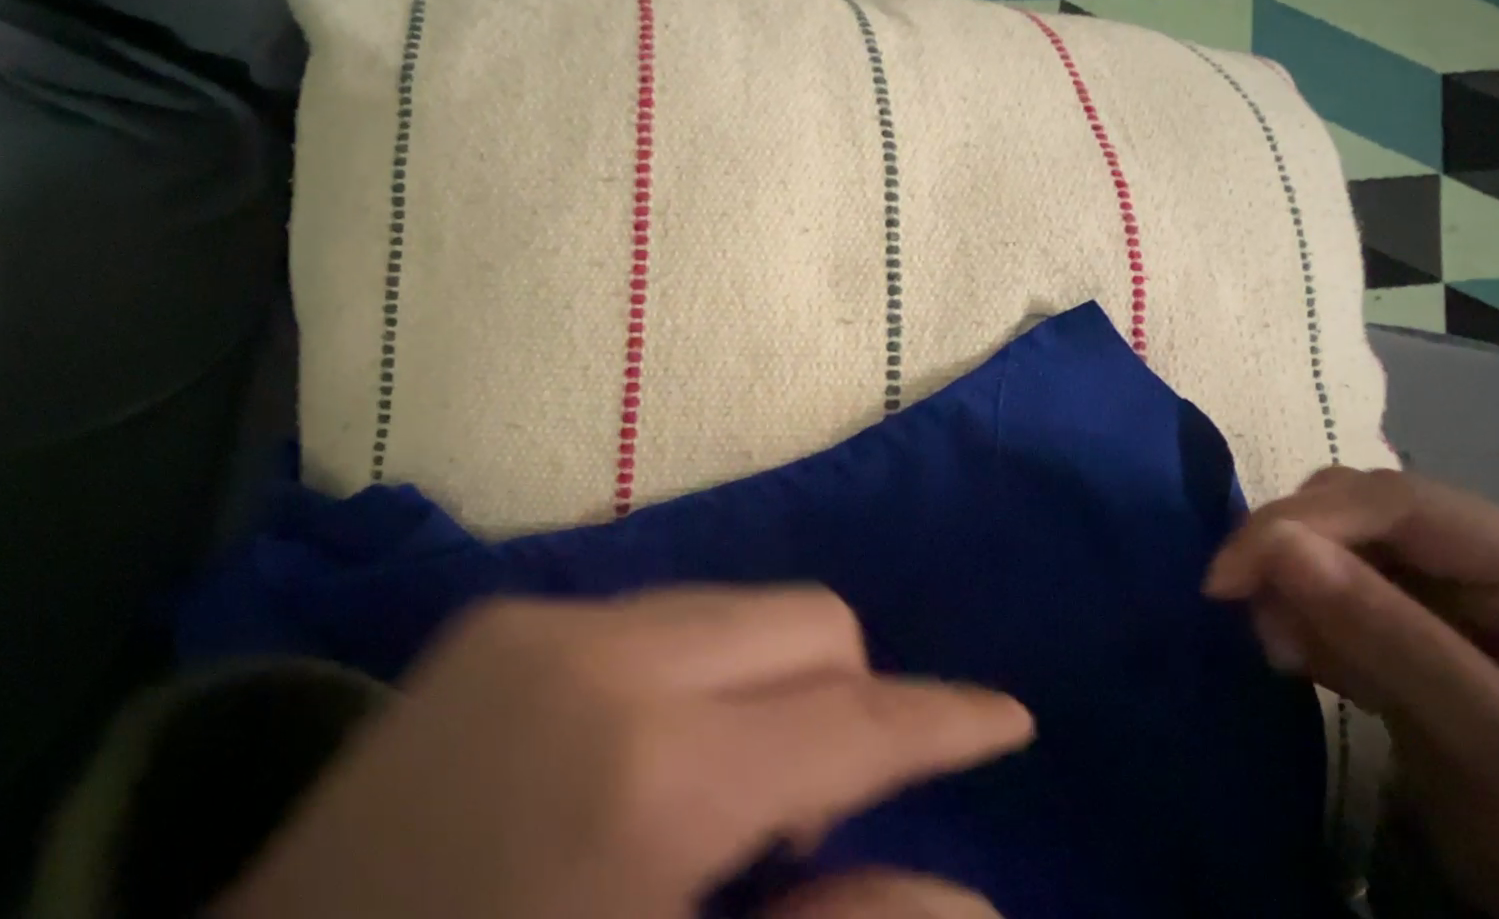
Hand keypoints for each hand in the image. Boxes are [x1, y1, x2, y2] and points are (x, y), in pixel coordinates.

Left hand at [214, 586, 1030, 918]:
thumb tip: (970, 896)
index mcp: (657, 767)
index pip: (857, 714)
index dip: (948, 721)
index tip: (1008, 718)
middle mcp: (603, 653)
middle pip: (806, 620)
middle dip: (847, 701)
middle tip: (806, 813)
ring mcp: (537, 622)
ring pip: (731, 609)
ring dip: (765, 687)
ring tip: (717, 794)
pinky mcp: (491, 621)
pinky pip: (651, 617)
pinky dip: (688, 673)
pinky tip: (637, 759)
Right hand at [1205, 468, 1498, 918]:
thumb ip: (1401, 649)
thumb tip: (1277, 547)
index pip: (1405, 507)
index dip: (1301, 524)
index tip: (1221, 581)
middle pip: (1366, 516)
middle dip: (1291, 554)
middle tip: (1252, 623)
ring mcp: (1469, 607)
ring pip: (1341, 551)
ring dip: (1289, 589)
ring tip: (1283, 655)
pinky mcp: (1426, 642)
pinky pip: (1338, 600)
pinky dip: (1300, 621)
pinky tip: (1299, 663)